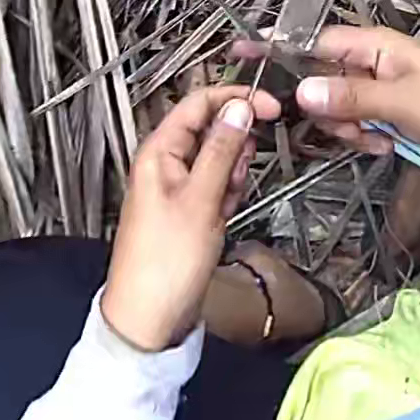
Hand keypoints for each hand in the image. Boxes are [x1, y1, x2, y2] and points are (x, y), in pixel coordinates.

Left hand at [100, 86, 280, 351]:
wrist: (151, 319)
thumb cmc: (163, 263)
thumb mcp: (201, 198)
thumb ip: (222, 149)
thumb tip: (239, 108)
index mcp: (160, 150)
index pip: (200, 102)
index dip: (236, 99)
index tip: (268, 106)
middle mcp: (166, 161)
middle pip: (213, 129)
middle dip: (234, 149)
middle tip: (234, 176)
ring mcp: (178, 184)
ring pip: (219, 157)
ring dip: (231, 175)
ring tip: (223, 203)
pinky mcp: (189, 205)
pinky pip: (217, 183)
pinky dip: (226, 195)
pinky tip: (221, 215)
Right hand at [253, 26, 419, 163]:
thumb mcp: (404, 103)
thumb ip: (352, 97)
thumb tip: (302, 91)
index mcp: (375, 45)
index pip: (315, 40)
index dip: (279, 47)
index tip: (241, 53)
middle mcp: (370, 61)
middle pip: (321, 80)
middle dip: (329, 109)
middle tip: (357, 130)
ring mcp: (378, 87)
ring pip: (336, 105)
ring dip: (350, 128)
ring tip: (381, 140)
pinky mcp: (386, 110)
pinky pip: (356, 121)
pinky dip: (365, 136)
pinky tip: (388, 145)